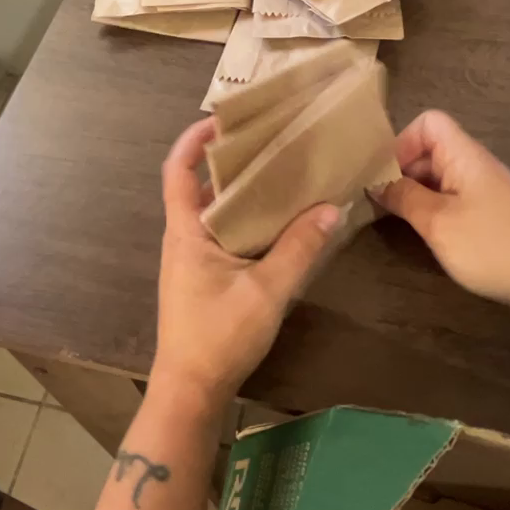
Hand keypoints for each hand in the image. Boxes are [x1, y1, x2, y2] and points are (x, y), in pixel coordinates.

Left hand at [150, 118, 345, 403]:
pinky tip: (277, 218)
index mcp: (186, 231)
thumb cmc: (218, 336)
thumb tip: (331, 208)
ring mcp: (192, 258)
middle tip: (267, 139)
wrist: (191, 391)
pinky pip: (224, 233)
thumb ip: (299, 249)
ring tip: (278, 169)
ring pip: (214, 210)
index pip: (177, 170)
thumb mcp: (266, 291)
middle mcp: (184, 237)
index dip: (193, 140)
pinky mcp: (204, 276)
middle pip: (200, 185)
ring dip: (239, 189)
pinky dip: (245, 217)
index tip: (222, 118)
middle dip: (228, 159)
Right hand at [372, 110, 509, 312]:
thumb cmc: (492, 247)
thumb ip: (404, 197)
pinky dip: (434, 208)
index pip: (428, 122)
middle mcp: (475, 164)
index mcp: (464, 155)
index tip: (387, 176)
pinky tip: (427, 233)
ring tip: (398, 219)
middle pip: (430, 148)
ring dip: (416, 192)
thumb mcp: (438, 223)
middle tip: (381, 202)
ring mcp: (485, 188)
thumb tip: (377, 183)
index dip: (403, 142)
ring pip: (440, 175)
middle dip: (403, 170)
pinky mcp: (490, 211)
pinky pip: (453, 196)